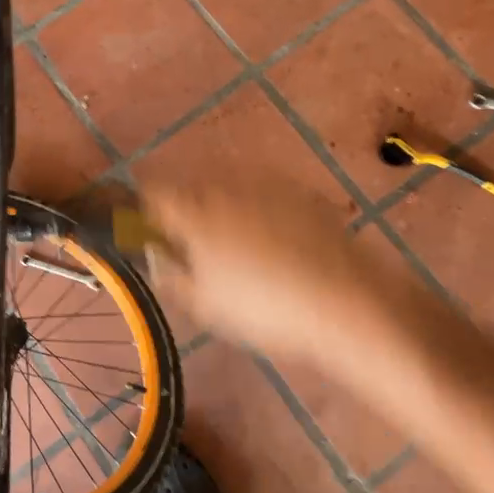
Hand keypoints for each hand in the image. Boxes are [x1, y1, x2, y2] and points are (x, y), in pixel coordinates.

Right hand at [140, 184, 407, 359]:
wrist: (348, 302)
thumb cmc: (266, 309)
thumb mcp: (205, 305)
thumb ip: (170, 275)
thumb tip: (155, 257)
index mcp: (192, 211)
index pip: (151, 193)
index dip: (145, 211)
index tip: (150, 234)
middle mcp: (222, 186)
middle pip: (189, 188)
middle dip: (186, 212)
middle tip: (195, 249)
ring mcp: (263, 184)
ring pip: (227, 190)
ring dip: (222, 210)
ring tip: (240, 250)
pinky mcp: (299, 191)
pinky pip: (262, 195)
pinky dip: (259, 212)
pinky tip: (277, 246)